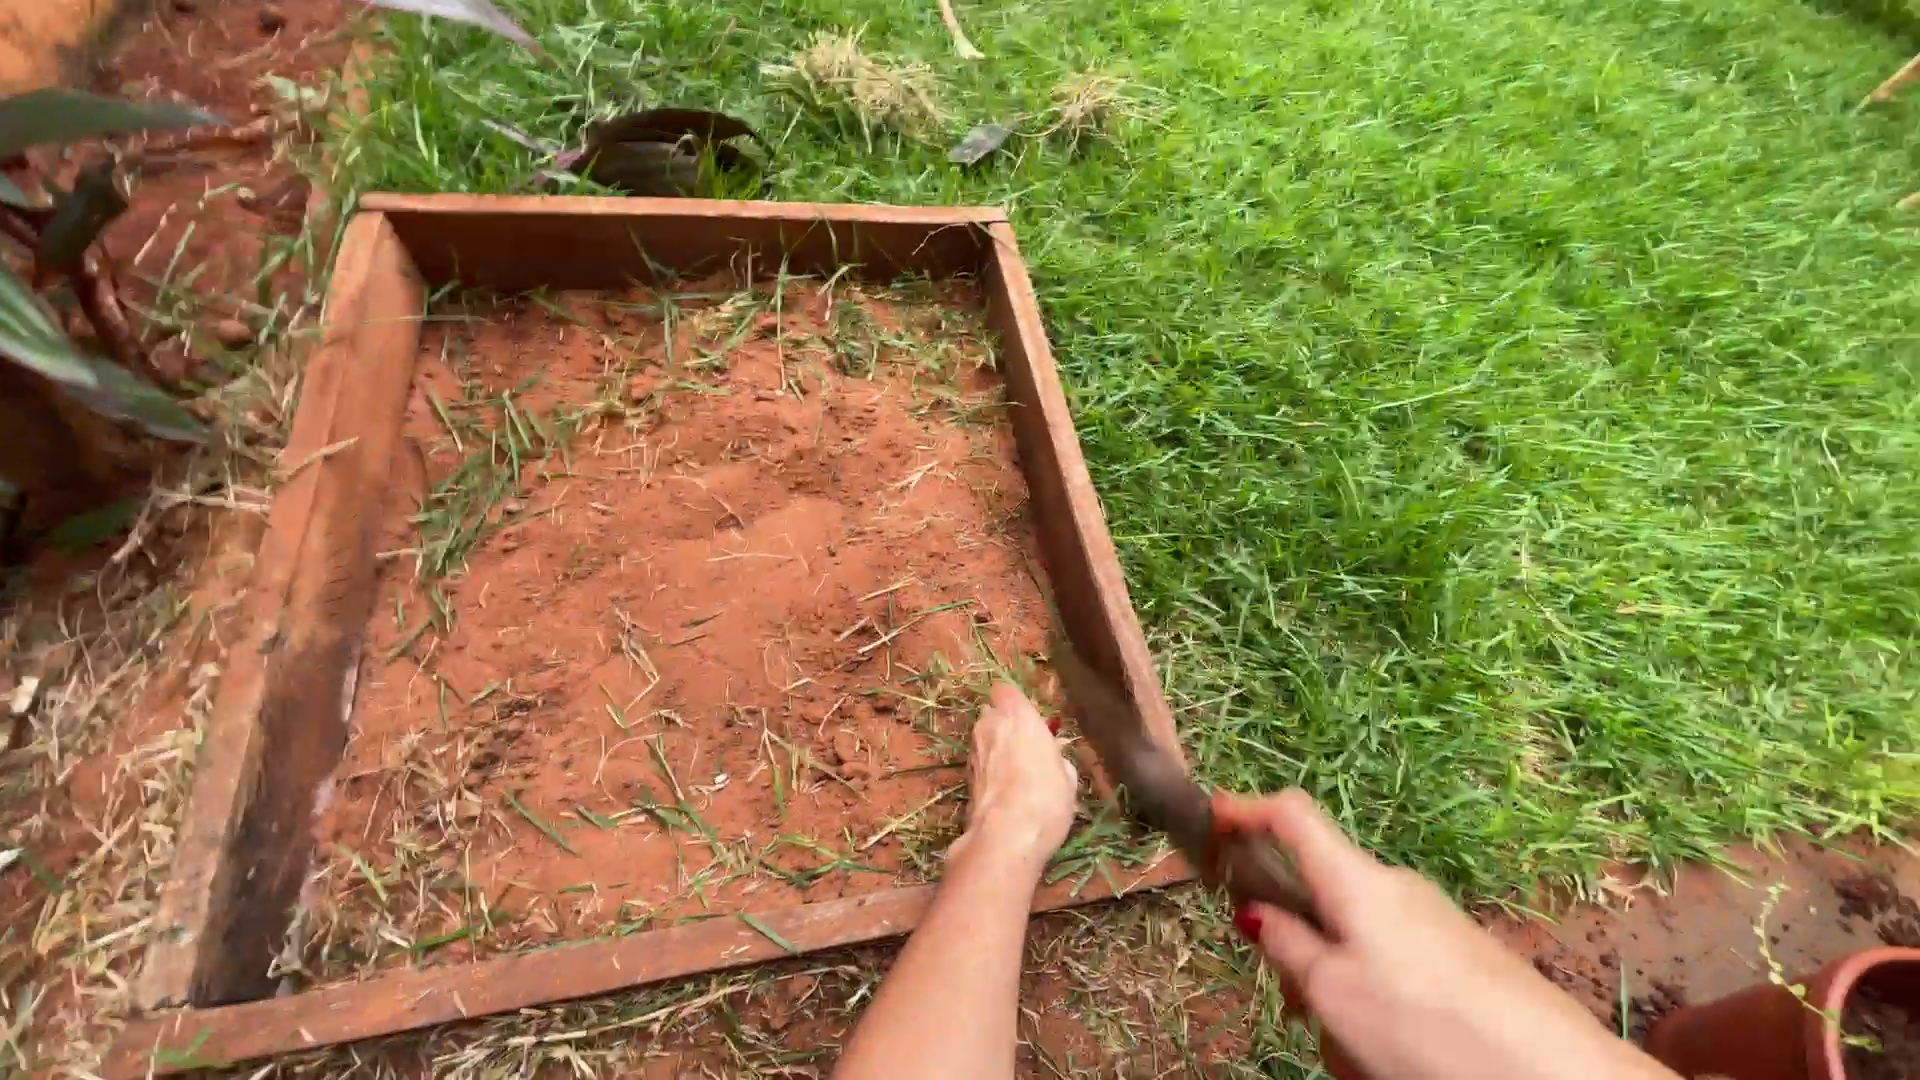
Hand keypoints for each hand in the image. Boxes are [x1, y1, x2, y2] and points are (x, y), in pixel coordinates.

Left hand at [950, 683, 1078, 877]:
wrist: (1006, 834)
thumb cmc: (1046, 796)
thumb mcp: (1067, 776)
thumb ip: (1056, 757)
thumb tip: (1052, 756)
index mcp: (1018, 715)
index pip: (1004, 690)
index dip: (1013, 701)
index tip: (1028, 717)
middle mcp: (990, 725)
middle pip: (991, 713)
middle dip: (1003, 723)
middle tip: (1024, 744)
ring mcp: (973, 750)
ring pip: (982, 737)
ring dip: (994, 746)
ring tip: (1014, 770)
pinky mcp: (965, 776)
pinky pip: (979, 761)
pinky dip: (988, 768)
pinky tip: (1003, 788)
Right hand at [1217, 790, 1677, 1079]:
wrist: (1562, 1076)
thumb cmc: (1427, 1025)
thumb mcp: (1334, 993)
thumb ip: (1288, 945)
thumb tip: (1254, 911)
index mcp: (1354, 878)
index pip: (1291, 813)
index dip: (1245, 807)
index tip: (1210, 818)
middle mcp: (1392, 884)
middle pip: (1319, 885)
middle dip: (1293, 932)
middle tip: (1288, 997)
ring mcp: (1431, 917)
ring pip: (1353, 930)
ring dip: (1332, 974)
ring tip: (1342, 1044)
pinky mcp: (1459, 951)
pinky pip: (1390, 953)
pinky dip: (1368, 985)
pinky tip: (1384, 1045)